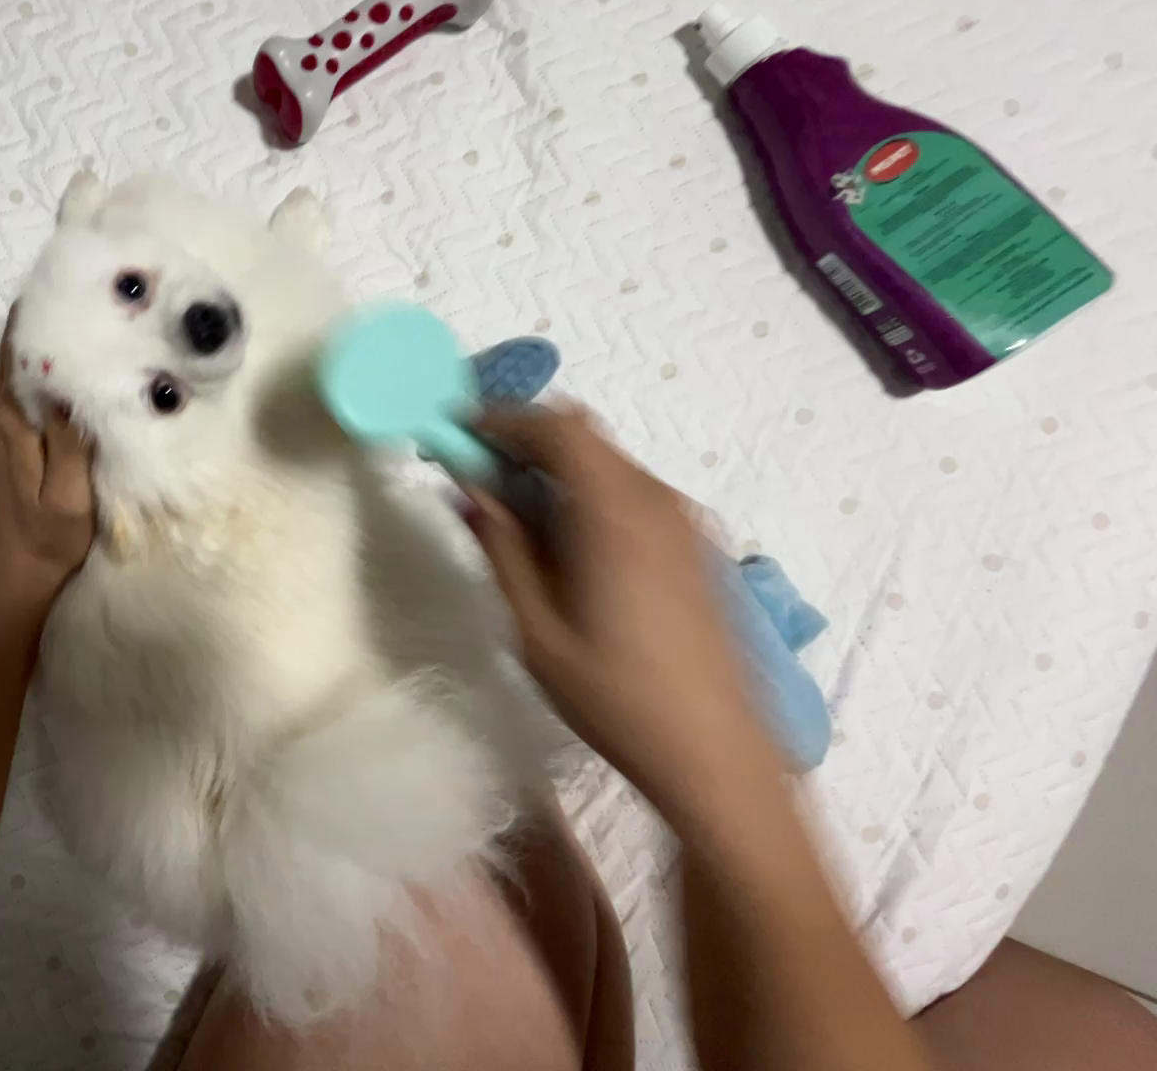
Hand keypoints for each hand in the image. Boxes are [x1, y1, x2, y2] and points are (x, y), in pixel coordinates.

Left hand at [0, 312, 95, 605]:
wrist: (27, 569)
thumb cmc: (50, 534)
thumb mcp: (66, 490)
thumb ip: (67, 437)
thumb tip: (71, 375)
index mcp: (10, 413)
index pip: (20, 341)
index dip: (48, 307)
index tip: (87, 282)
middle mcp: (4, 406)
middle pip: (26, 341)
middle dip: (62, 315)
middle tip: (111, 293)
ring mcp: (14, 416)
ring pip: (36, 359)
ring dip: (66, 339)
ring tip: (112, 316)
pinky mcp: (27, 429)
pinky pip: (44, 382)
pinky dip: (67, 366)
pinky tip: (99, 361)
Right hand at [462, 407, 784, 824]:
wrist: (717, 754)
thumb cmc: (613, 697)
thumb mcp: (534, 627)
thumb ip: (502, 548)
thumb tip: (469, 492)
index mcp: (614, 515)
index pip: (556, 429)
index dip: (500, 420)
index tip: (456, 436)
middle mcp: (656, 501)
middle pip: (583, 436)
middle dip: (522, 440)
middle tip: (476, 476)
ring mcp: (684, 522)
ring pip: (607, 463)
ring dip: (553, 468)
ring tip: (512, 516)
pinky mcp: (696, 546)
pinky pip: (630, 492)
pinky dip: (585, 492)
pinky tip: (564, 545)